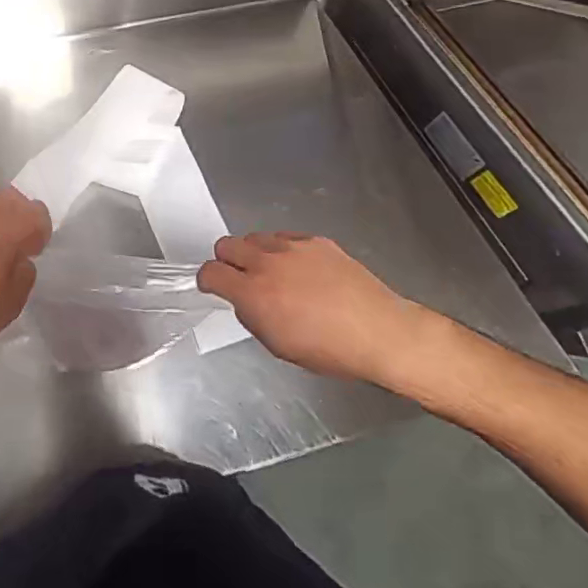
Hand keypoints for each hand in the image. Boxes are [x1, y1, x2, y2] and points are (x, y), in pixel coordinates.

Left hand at [0, 187, 51, 366]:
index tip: (39, 250)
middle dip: (21, 213)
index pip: (33, 212)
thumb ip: (24, 274)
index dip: (42, 228)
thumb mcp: (12, 303)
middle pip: (6, 198)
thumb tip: (21, 260)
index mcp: (1, 232)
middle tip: (25, 242)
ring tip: (0, 254)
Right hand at [197, 232, 449, 385]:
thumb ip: (251, 315)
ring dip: (253, 253)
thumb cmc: (329, 350)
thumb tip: (245, 300)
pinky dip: (282, 249)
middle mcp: (268, 264)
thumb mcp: (277, 345)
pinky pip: (285, 237)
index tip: (212, 286)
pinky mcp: (317, 241)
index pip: (211, 272)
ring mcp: (294, 248)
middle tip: (238, 277)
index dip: (207, 279)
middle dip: (226, 261)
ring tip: (271, 272)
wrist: (380, 333)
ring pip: (255, 237)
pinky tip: (297, 268)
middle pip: (227, 245)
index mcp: (253, 294)